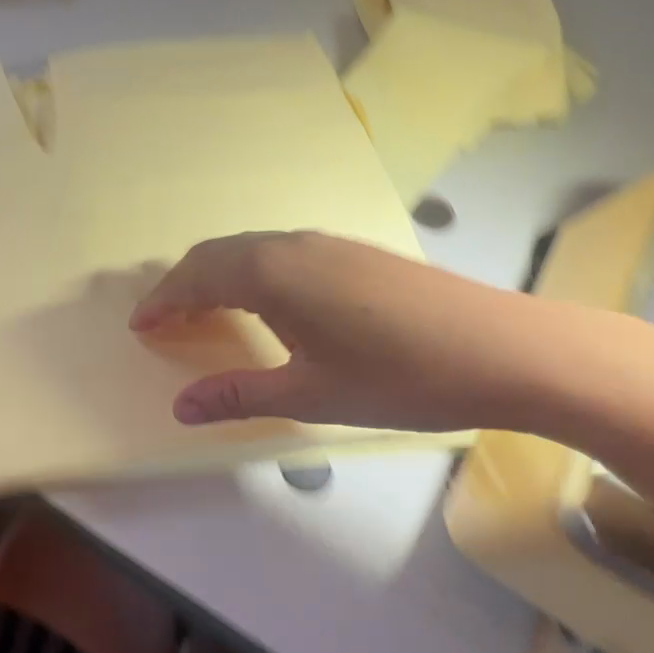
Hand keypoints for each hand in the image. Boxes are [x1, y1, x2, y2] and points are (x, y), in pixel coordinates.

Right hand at [129, 231, 572, 431]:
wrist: (514, 350)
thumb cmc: (401, 376)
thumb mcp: (310, 395)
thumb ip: (238, 396)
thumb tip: (179, 407)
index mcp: (270, 274)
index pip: (194, 278)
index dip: (161, 302)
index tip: (139, 326)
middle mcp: (292, 246)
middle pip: (216, 254)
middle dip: (182, 284)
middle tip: (164, 320)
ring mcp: (329, 245)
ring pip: (250, 248)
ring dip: (217, 275)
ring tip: (207, 312)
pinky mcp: (358, 253)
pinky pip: (280, 252)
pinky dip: (251, 272)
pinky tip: (268, 304)